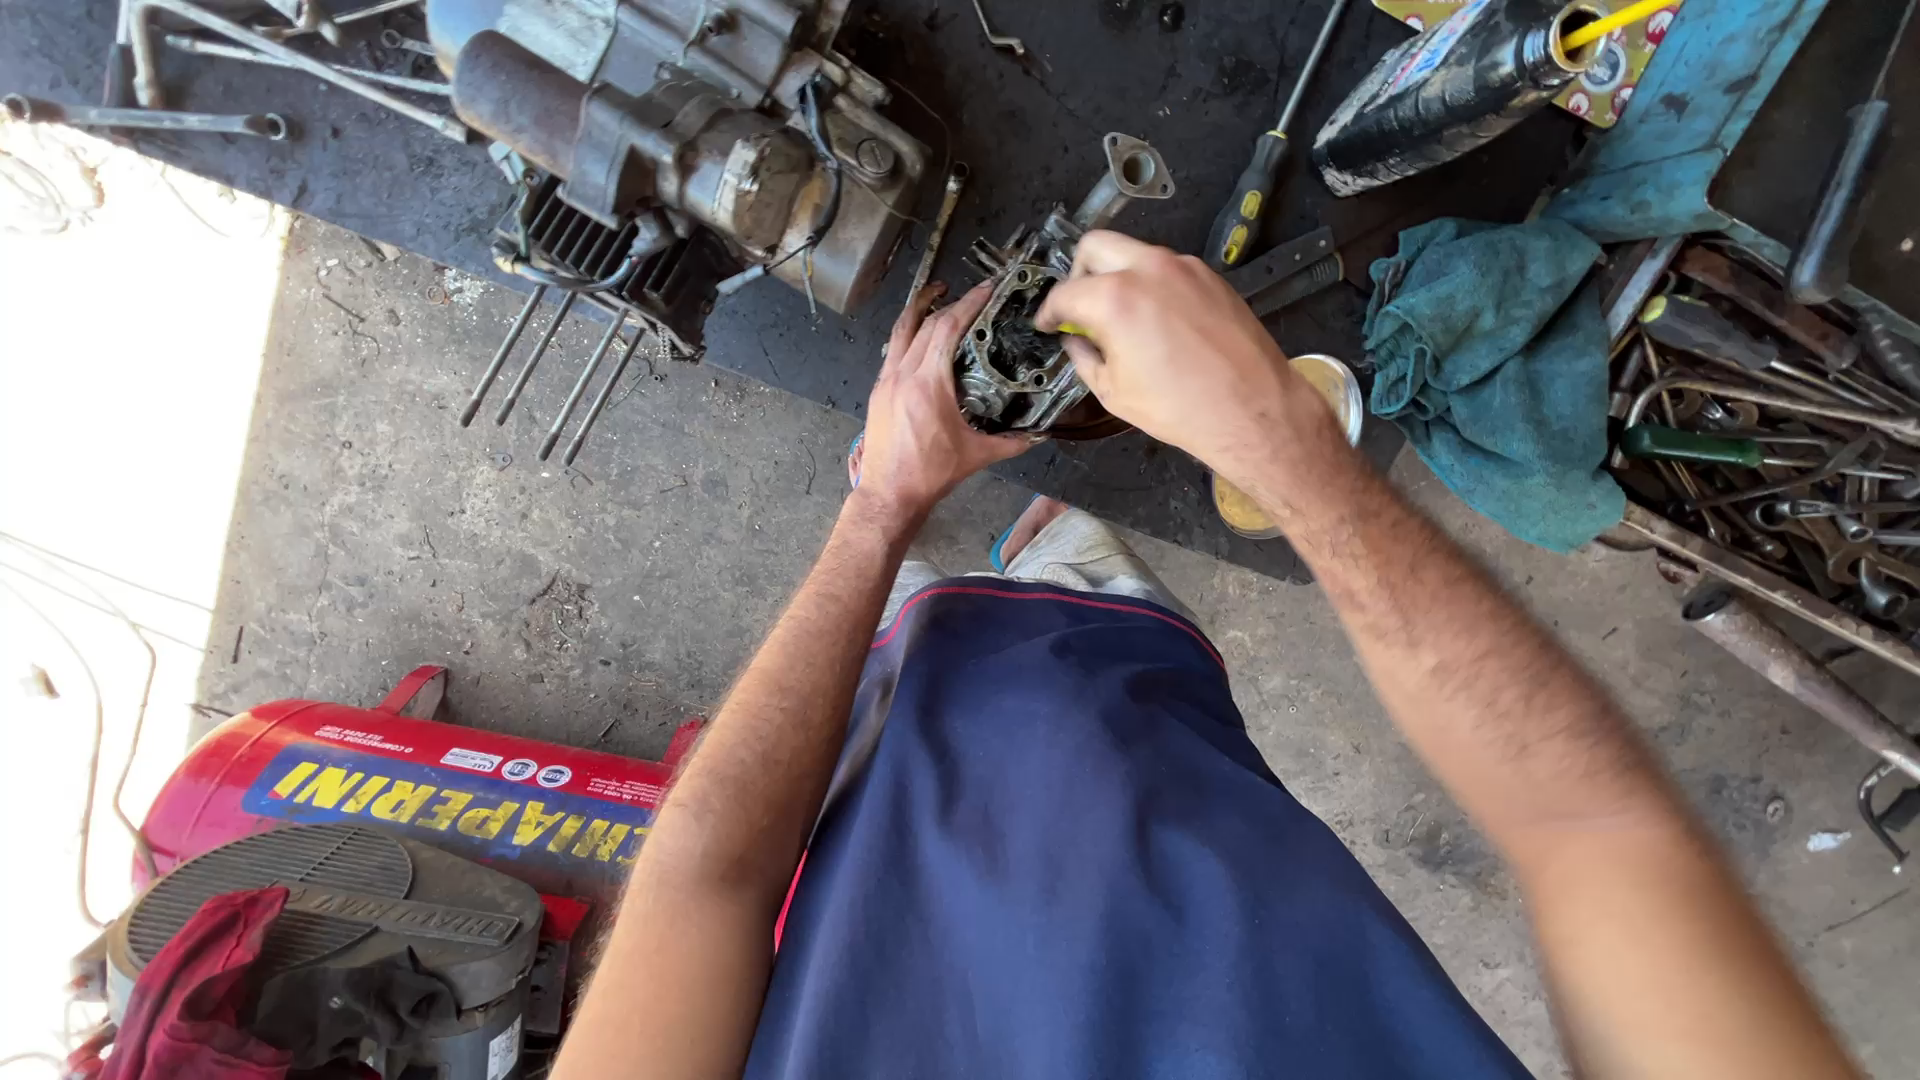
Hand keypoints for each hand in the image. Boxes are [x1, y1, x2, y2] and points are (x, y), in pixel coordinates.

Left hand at [851, 281, 1032, 526]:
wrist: (889, 494)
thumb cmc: (930, 475)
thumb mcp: (975, 456)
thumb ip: (1010, 443)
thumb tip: (1037, 436)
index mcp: (928, 384)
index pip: (947, 328)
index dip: (968, 304)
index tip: (986, 291)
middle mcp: (902, 375)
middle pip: (926, 324)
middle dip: (950, 304)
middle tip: (971, 297)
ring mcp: (886, 381)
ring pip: (901, 332)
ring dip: (919, 309)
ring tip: (936, 295)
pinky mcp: (877, 392)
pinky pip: (892, 351)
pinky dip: (907, 336)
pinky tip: (919, 336)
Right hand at [1036, 231, 1343, 487]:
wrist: (1249, 408)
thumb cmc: (1181, 408)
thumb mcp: (1112, 391)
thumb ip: (1084, 357)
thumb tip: (1075, 342)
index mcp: (1114, 299)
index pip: (1064, 292)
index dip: (1048, 311)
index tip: (1048, 323)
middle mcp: (1148, 270)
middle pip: (1094, 246)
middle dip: (1078, 274)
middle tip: (1079, 308)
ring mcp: (1183, 267)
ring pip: (1133, 253)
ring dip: (1116, 277)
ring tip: (1120, 319)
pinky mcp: (1208, 276)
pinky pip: (1166, 268)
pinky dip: (1150, 285)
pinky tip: (1155, 322)